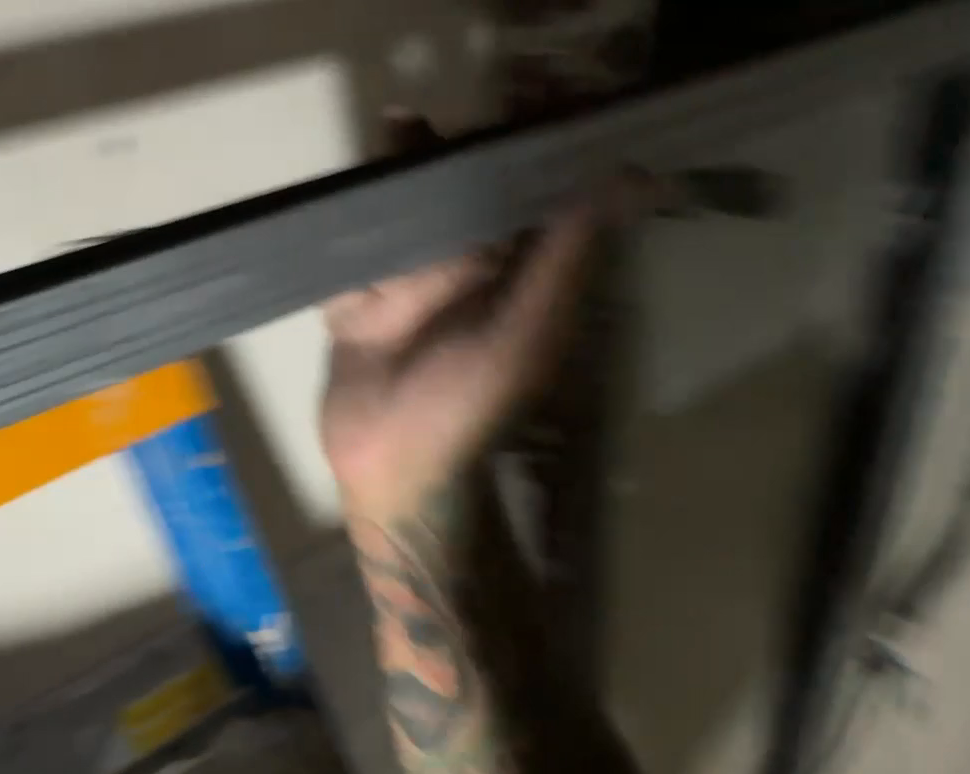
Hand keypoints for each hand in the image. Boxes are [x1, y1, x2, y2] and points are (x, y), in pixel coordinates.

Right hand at [320, 116, 653, 520]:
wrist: (386, 468)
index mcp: (513, 281)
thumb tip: (619, 178)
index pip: (520, 199)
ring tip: (390, 138)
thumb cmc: (462, 414)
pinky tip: (350, 216)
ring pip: (399, 223)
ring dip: (392, 187)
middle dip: (441, 161)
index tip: (513, 109)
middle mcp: (462, 279)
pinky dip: (351, 238)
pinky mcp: (357, 310)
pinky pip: (354, 263)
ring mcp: (406, 293)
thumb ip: (560, 263)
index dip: (517, 153)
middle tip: (422, 122)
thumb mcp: (523, 338)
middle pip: (452, 202)